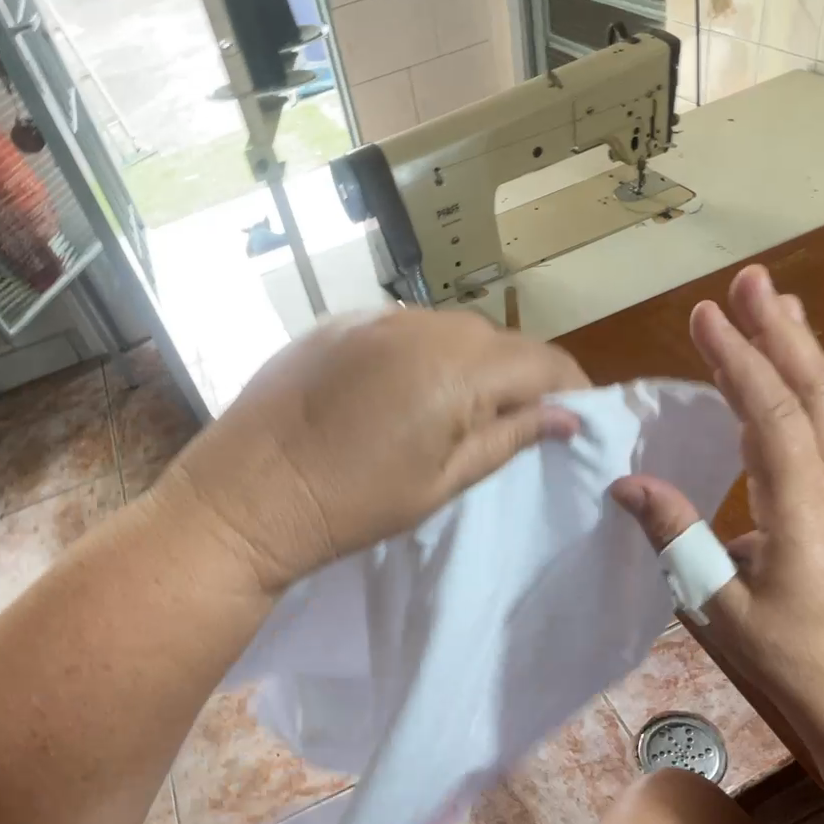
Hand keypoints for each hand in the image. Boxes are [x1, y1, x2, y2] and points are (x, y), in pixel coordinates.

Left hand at [170, 309, 588, 592]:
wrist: (247, 495)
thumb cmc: (351, 505)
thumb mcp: (441, 482)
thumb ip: (507, 438)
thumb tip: (564, 418)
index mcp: (456, 368)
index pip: (542, 360)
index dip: (570, 388)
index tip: (575, 419)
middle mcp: (421, 325)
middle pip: (497, 340)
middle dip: (518, 377)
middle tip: (515, 423)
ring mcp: (375, 318)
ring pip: (450, 330)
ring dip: (468, 363)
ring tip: (455, 410)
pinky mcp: (338, 323)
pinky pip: (402, 329)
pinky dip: (421, 354)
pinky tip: (401, 393)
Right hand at [610, 266, 823, 744]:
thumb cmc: (792, 659)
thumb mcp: (720, 607)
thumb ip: (677, 538)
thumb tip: (628, 482)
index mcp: (803, 510)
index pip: (768, 415)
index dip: (736, 361)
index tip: (704, 315)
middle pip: (812, 392)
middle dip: (779, 332)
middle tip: (752, 281)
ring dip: (804, 351)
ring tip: (779, 307)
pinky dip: (816, 387)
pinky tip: (801, 377)